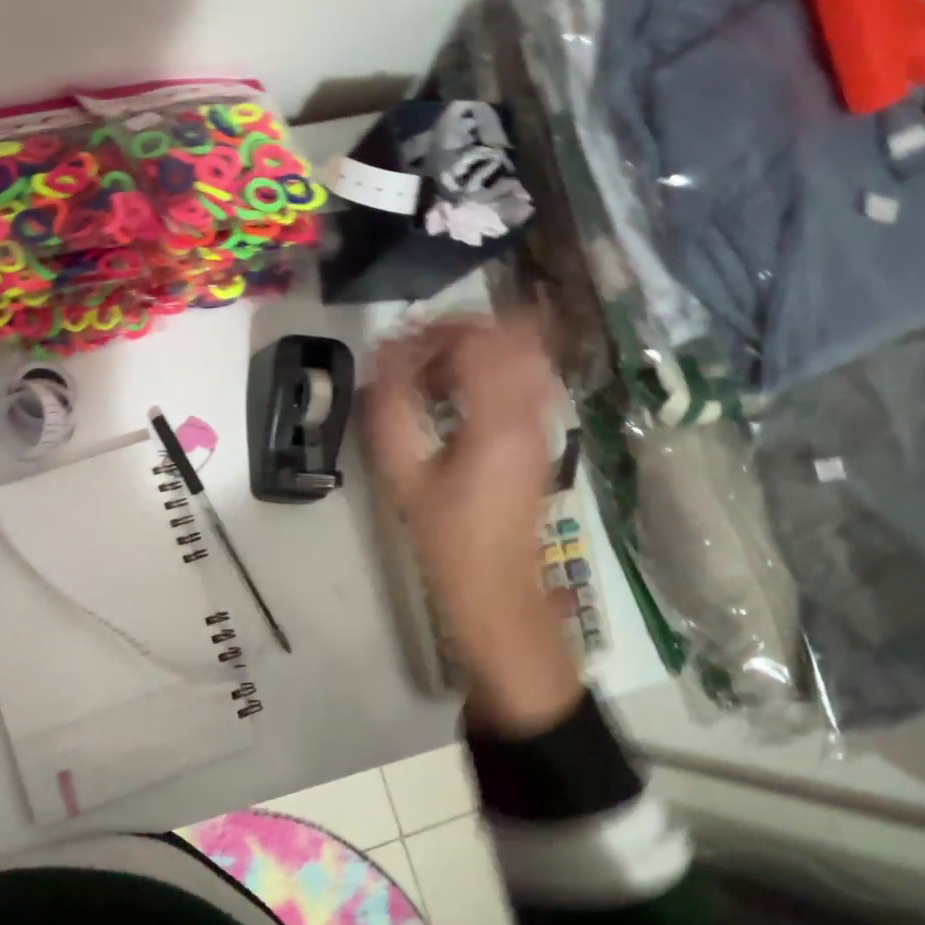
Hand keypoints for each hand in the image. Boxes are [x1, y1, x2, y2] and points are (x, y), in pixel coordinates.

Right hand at [367, 320, 582, 735]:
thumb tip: (380, 369)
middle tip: (414, 349)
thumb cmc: (448, 542)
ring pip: (523, 354)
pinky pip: (523, 379)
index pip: (478, 342)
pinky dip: (489, 371)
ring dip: (476, 350)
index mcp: (498, 421)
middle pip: (512, 335)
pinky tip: (452, 396)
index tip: (392, 349)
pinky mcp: (539, 436)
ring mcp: (543, 423)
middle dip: (459, 331)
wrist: (499, 594)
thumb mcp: (404, 481)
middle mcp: (532, 412)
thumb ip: (388, 417)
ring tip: (430, 371)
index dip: (431, 334)